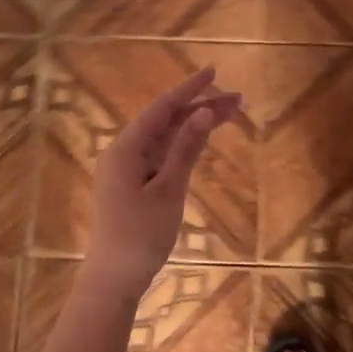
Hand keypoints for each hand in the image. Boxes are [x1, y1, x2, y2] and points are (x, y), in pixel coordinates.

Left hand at [85, 66, 240, 290]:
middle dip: (199, 108)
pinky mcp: (132, 186)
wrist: (114, 279)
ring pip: (164, 138)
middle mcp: (123, 153)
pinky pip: (159, 156)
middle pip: (164, 121)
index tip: (214, 72)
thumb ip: (186, 149)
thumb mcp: (169, 191)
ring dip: (194, 126)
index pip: (161, 108)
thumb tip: (203, 113)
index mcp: (125, 148)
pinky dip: (182, 146)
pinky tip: (201, 140)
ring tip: (229, 115)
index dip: (189, 89)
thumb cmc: (140, 235)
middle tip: (238, 100)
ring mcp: (126, 170)